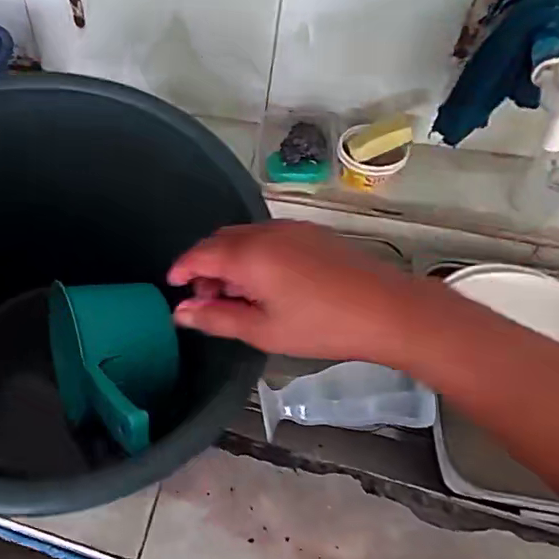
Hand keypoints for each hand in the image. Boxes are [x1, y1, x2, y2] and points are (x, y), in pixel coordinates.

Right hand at [168, 220, 445, 364]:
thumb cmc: (321, 325)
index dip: (181, 269)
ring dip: (229, 261)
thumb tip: (180, 313)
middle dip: (205, 267)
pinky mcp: (311, 233)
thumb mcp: (263, 330)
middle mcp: (265, 232)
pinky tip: (265, 284)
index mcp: (249, 254)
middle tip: (205, 300)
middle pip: (220, 241)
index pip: (200, 253)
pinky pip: (267, 237)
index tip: (172, 286)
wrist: (387, 309)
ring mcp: (291, 229)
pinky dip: (253, 255)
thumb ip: (217, 318)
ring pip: (244, 237)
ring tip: (236, 297)